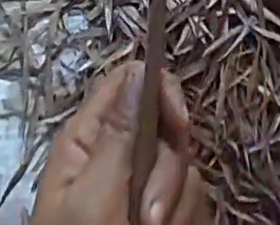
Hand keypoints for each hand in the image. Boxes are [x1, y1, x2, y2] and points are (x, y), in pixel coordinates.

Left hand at [31, 62, 209, 224]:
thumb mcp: (92, 199)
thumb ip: (118, 135)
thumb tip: (139, 71)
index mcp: (88, 139)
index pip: (131, 80)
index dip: (162, 91)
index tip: (180, 127)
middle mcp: (116, 154)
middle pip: (166, 125)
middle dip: (168, 172)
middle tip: (148, 217)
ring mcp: (139, 185)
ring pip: (183, 167)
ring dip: (176, 207)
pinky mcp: (160, 213)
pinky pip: (191, 199)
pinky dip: (184, 220)